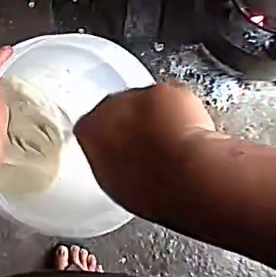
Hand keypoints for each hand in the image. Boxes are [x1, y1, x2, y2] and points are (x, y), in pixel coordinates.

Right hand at [75, 83, 219, 214]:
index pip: (91, 126)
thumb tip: (115, 162)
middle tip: (147, 147)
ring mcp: (139, 96)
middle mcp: (109, 107)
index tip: (117, 148)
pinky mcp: (168, 91)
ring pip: (147, 102)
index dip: (107, 138)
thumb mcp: (111, 183)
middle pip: (117, 108)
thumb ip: (106, 160)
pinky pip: (173, 98)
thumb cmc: (148, 185)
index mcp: (90, 130)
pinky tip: (185, 133)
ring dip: (157, 117)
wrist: (182, 175)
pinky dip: (181, 111)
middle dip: (131, 124)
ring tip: (171, 144)